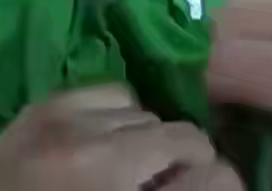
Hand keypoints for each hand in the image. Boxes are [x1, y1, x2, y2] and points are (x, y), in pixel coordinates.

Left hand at [0, 85, 239, 190]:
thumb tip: (207, 178)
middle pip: (181, 135)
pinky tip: (104, 141)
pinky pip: (111, 91)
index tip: (225, 184)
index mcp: (115, 188)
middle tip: (170, 181)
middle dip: (185, 161)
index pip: (206, 176)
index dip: (225, 180)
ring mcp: (69, 124)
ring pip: (147, 111)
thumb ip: (157, 190)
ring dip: (150, 138)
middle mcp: (100, 159)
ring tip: (136, 165)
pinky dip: (117, 114)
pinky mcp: (45, 104)